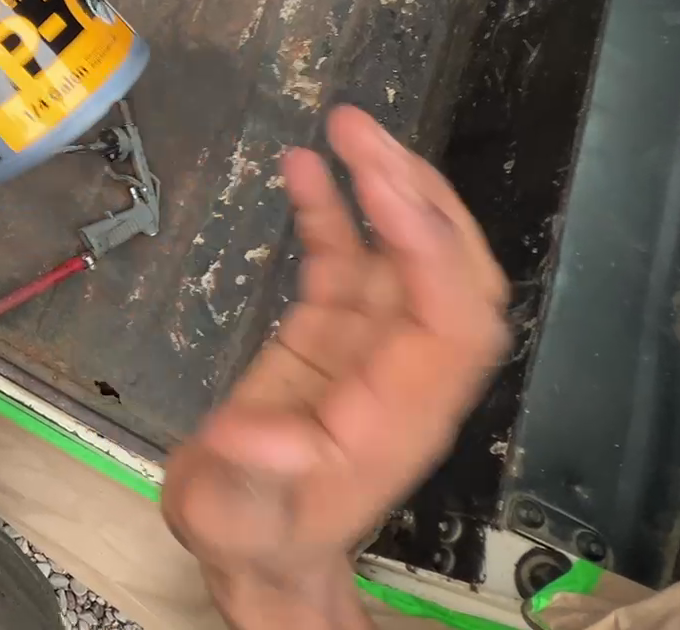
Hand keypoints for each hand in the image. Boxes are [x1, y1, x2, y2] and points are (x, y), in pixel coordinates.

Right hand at [161, 106, 509, 629]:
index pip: (445, 320)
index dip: (425, 249)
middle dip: (415, 198)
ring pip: (401, 259)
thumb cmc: (245, 536)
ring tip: (341, 129)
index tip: (375, 182)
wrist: (252, 549)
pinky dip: (332, 215)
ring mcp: (367, 352)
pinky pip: (345, 265)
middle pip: (444, 275)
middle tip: (359, 129)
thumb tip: (259, 431)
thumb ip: (250, 476)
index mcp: (393, 416)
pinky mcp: (330, 339)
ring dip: (382, 191)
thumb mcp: (234, 518)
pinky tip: (303, 170)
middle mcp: (399, 374)